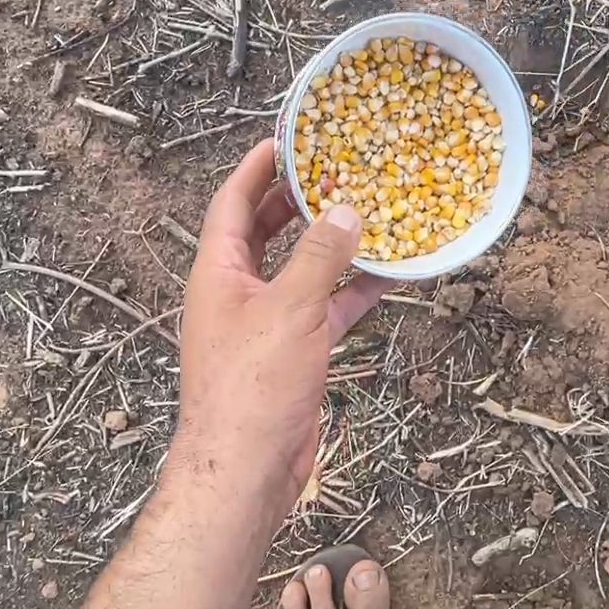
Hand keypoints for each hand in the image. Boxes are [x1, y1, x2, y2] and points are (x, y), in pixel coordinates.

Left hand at [175, 139, 390, 505]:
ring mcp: (267, 319)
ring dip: (330, 242)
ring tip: (364, 210)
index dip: (256, 168)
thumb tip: (346, 212)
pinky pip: (326, 305)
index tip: (285, 138)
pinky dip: (353, 289)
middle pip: (266, 229)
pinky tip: (389, 274)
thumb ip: (320, 257)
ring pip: (301, 266)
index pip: (232, 203)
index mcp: (219, 272)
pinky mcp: (294, 347)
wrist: (247, 471)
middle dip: (297, 199)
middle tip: (333, 168)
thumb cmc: (251, 387)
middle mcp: (239, 290)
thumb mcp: (290, 310)